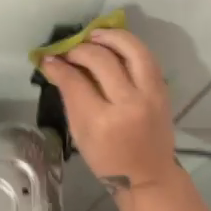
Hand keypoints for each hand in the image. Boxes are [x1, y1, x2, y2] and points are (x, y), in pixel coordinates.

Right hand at [40, 29, 182, 194]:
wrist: (147, 174)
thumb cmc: (107, 160)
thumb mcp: (80, 134)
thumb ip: (72, 100)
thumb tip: (60, 69)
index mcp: (101, 121)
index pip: (75, 82)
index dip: (58, 66)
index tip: (48, 59)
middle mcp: (127, 103)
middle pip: (101, 60)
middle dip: (80, 49)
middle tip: (68, 50)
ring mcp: (149, 94)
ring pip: (131, 50)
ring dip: (110, 36)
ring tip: (94, 35)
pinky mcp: (162, 89)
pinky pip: (145, 57)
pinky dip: (128, 45)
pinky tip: (113, 45)